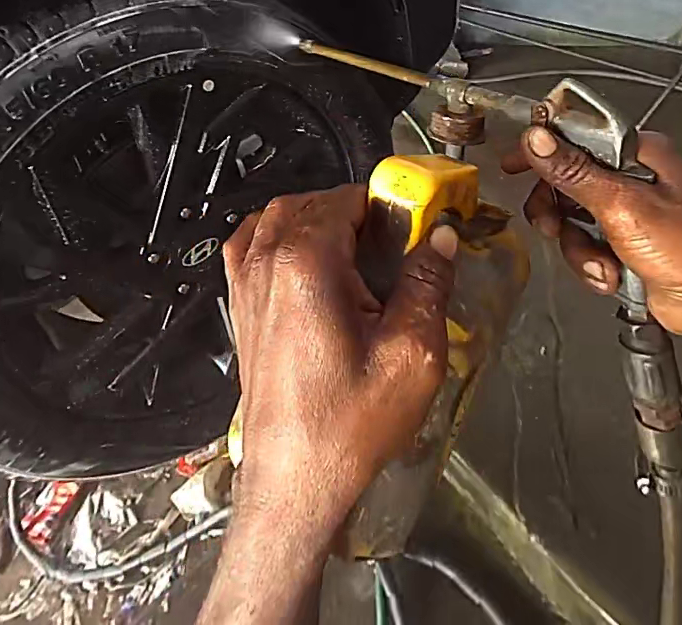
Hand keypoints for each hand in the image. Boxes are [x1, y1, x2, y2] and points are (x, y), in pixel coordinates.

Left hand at [221, 184, 456, 542]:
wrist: (294, 483)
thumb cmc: (350, 422)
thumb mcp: (412, 353)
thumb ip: (428, 283)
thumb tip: (441, 236)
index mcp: (306, 262)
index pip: (346, 198)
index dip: (383, 205)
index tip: (407, 228)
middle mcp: (267, 261)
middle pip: (312, 201)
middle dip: (353, 210)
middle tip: (388, 243)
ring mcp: (246, 282)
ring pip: (278, 216)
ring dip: (316, 218)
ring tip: (352, 250)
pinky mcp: (240, 305)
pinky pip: (250, 243)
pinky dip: (278, 235)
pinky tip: (305, 261)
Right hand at [501, 127, 681, 347]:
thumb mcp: (625, 206)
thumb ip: (574, 172)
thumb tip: (536, 138)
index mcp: (638, 152)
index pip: (577, 135)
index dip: (542, 148)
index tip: (513, 164)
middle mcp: (630, 176)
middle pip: (565, 179)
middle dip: (556, 209)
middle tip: (550, 224)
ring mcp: (626, 211)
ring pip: (570, 217)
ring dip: (576, 246)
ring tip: (598, 264)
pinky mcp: (622, 243)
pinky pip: (583, 244)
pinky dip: (590, 263)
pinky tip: (611, 276)